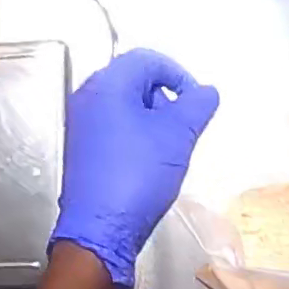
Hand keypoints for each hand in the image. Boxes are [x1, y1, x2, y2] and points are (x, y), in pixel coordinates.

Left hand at [51, 48, 220, 286]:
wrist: (101, 228)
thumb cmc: (136, 178)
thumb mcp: (177, 138)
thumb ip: (196, 108)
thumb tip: (206, 93)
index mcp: (108, 86)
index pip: (147, 59)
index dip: (178, 75)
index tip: (196, 101)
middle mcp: (88, 99)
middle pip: (134, 82)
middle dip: (165, 101)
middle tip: (183, 128)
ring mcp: (82, 128)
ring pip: (125, 109)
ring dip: (153, 123)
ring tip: (170, 151)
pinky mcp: (84, 153)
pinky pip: (115, 132)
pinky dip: (138, 140)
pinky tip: (151, 167)